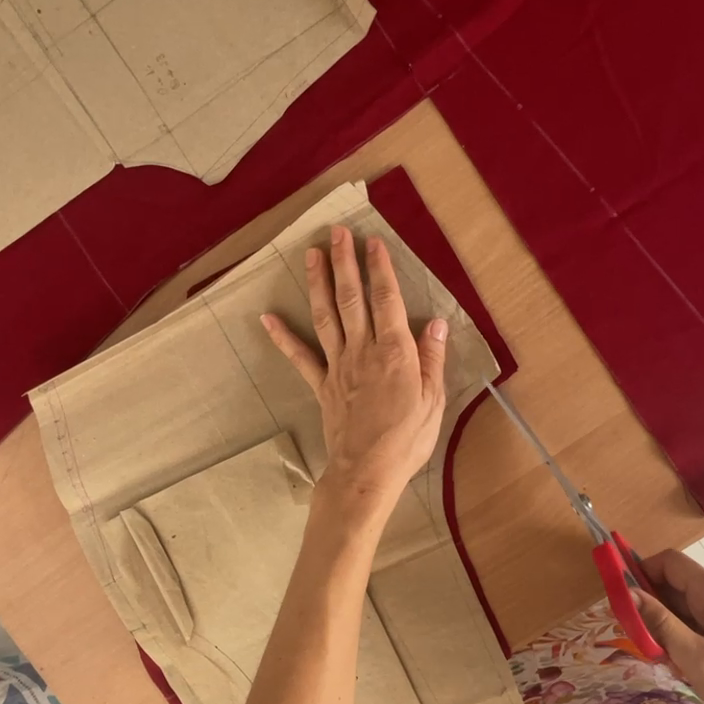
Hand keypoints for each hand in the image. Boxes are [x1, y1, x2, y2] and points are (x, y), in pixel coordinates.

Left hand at [262, 224, 448, 505]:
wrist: (366, 471)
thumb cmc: (406, 439)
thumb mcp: (433, 400)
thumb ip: (433, 359)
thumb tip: (436, 323)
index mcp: (395, 352)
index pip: (387, 300)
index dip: (379, 268)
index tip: (372, 242)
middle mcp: (363, 350)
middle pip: (351, 299)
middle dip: (344, 263)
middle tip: (337, 232)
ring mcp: (338, 366)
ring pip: (326, 316)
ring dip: (318, 283)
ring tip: (311, 255)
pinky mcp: (322, 386)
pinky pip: (300, 357)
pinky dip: (282, 336)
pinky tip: (267, 317)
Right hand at [631, 550, 703, 703]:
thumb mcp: (696, 660)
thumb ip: (661, 622)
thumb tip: (628, 591)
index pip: (672, 562)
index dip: (642, 571)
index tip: (621, 595)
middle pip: (681, 583)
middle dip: (654, 602)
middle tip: (638, 634)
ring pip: (693, 604)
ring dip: (670, 622)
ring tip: (662, 655)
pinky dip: (688, 633)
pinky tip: (685, 662)